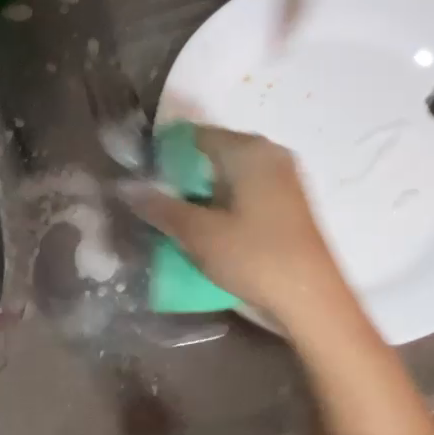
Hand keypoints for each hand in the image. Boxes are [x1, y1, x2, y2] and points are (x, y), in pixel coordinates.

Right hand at [126, 127, 357, 329]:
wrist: (309, 298)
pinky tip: (198, 229)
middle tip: (146, 203)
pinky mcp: (283, 203)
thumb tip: (125, 186)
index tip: (136, 179)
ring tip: (167, 219)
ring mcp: (280, 179)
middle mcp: (269, 154)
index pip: (193, 137)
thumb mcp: (197, 233)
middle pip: (209, 156)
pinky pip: (239, 192)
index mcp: (249, 151)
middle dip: (176, 177)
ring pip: (223, 177)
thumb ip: (159, 207)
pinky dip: (215, 204)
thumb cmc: (253, 257)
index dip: (161, 155)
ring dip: (194, 194)